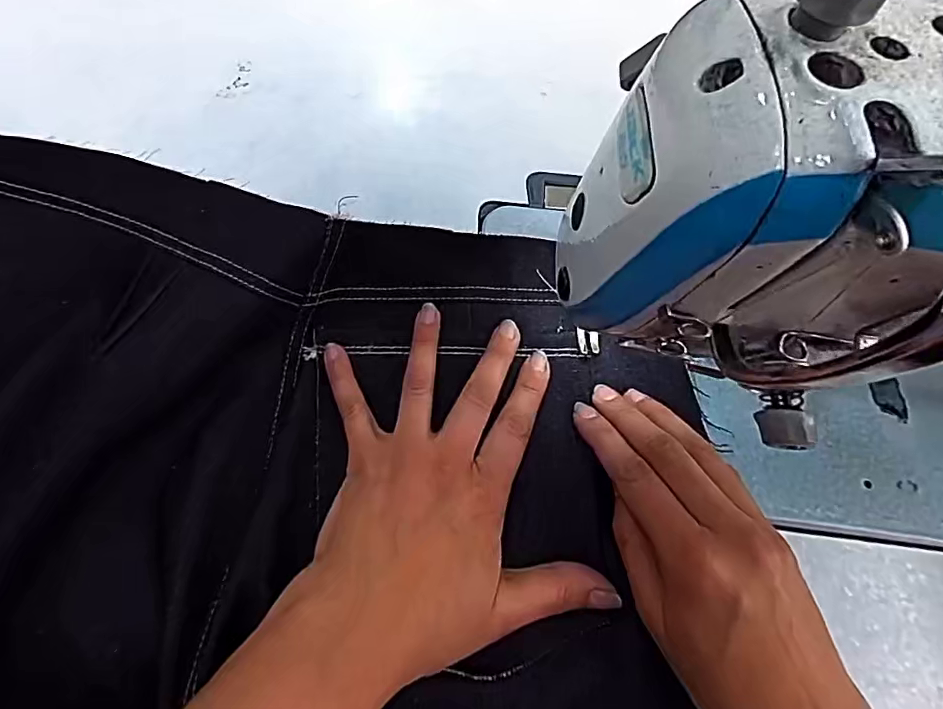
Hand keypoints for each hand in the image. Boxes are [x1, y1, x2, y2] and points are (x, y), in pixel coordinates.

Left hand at [192, 305, 621, 708]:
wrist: (353, 629)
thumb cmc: (424, 620)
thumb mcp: (501, 609)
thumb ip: (556, 589)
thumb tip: (607, 592)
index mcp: (481, 493)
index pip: (515, 430)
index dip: (531, 393)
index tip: (540, 361)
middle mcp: (445, 463)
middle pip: (476, 398)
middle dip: (495, 359)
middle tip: (507, 328)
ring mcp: (403, 455)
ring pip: (419, 388)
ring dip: (425, 347)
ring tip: (431, 313)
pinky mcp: (364, 460)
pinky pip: (352, 411)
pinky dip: (343, 380)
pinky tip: (335, 351)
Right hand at [574, 385, 866, 708]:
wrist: (800, 708)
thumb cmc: (731, 685)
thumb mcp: (659, 620)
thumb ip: (634, 548)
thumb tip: (619, 493)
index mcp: (696, 562)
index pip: (639, 477)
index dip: (607, 440)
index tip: (587, 418)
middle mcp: (733, 533)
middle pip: (670, 453)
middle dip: (629, 417)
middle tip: (603, 396)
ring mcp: (759, 525)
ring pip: (702, 451)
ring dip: (663, 418)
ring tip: (634, 399)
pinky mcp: (773, 525)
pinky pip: (727, 469)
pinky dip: (696, 441)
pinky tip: (677, 428)